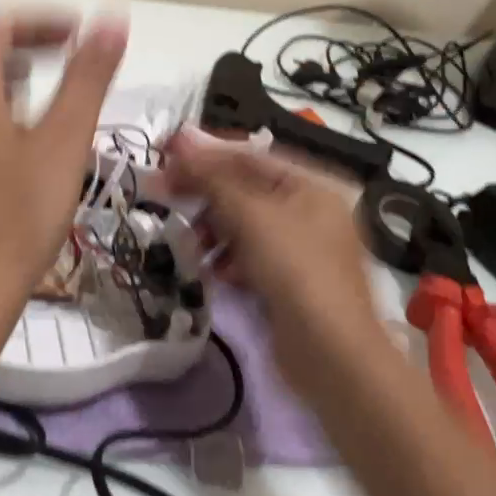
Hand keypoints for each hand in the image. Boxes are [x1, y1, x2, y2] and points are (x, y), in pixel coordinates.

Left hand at [0, 9, 129, 315]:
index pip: (0, 24)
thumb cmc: (16, 218)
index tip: (81, 35)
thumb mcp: (64, 142)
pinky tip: (7, 143)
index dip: (45, 22)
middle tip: (68, 60)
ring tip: (43, 98)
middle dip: (25, 47)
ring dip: (2, 78)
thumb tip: (113, 21)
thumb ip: (89, 76)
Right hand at [165, 131, 382, 387]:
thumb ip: (212, 176)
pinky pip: (249, 255)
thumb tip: (179, 138)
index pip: (249, 155)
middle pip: (245, 188)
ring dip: (212, 229)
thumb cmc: (296, 272)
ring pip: (244, 224)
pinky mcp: (290, 282)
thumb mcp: (251, 215)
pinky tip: (213, 272)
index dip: (204, 153)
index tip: (162, 155)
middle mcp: (311, 210)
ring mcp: (302, 248)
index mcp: (312, 185)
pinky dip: (227, 258)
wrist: (333, 357)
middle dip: (205, 194)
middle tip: (164, 196)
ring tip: (191, 243)